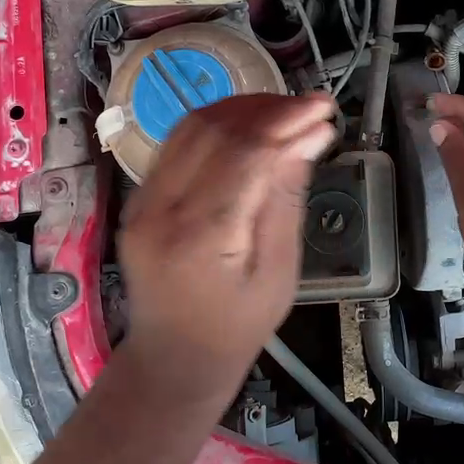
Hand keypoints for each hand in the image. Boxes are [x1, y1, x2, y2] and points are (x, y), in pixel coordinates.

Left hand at [117, 93, 337, 390]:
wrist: (174, 357)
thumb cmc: (237, 325)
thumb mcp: (279, 271)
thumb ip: (287, 196)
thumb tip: (311, 134)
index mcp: (202, 236)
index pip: (245, 153)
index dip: (287, 120)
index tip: (324, 108)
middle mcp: (161, 209)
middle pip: (214, 130)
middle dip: (268, 108)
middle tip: (309, 107)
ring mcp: (142, 201)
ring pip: (190, 126)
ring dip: (241, 108)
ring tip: (284, 111)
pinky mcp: (139, 197)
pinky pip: (177, 142)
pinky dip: (216, 123)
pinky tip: (249, 126)